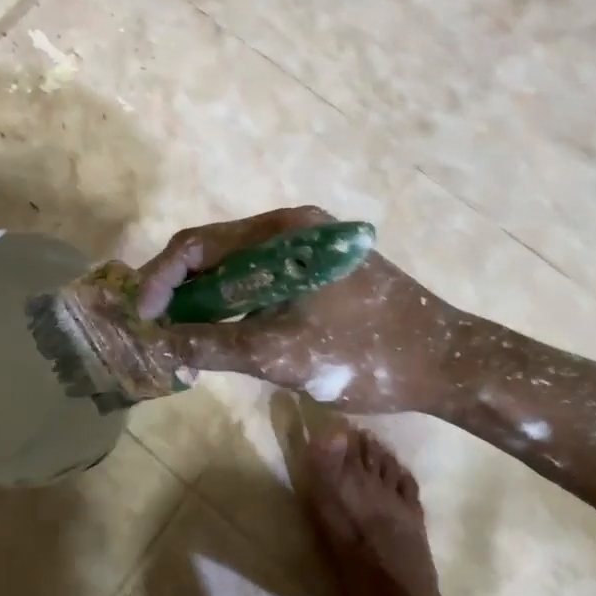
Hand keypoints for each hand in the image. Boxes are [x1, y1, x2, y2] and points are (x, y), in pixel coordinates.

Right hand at [135, 206, 467, 414]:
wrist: (454, 367)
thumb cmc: (366, 354)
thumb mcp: (278, 355)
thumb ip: (209, 346)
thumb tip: (156, 344)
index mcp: (281, 233)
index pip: (195, 246)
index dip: (159, 280)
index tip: (142, 317)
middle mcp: (289, 228)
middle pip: (210, 252)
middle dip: (175, 289)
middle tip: (153, 325)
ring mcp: (304, 247)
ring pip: (231, 266)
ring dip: (201, 298)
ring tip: (178, 331)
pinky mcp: (316, 268)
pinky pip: (256, 278)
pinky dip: (230, 302)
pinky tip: (219, 329)